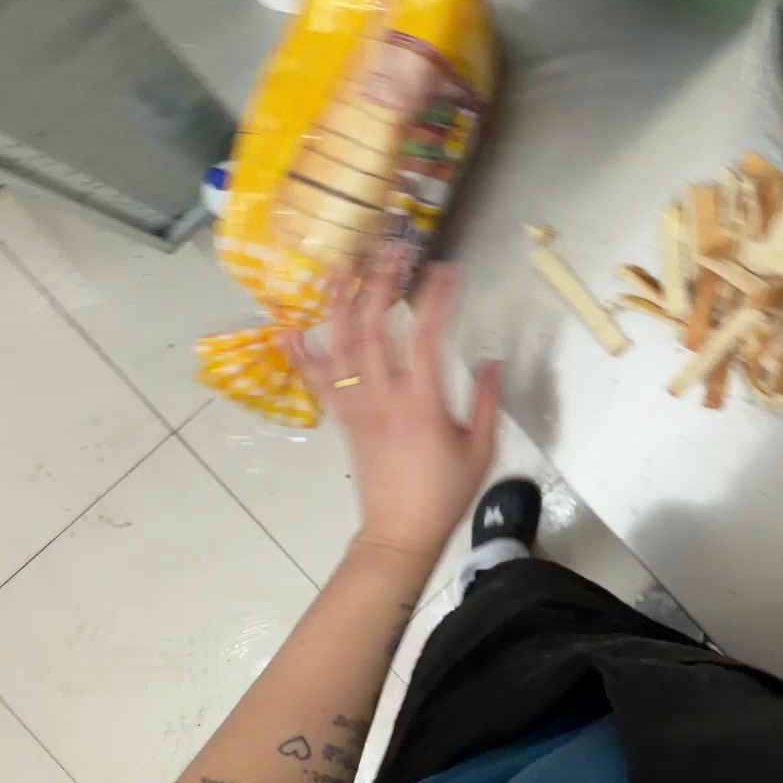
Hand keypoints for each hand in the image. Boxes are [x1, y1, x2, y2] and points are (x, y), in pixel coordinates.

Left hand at [287, 257, 500, 560]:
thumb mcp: (481, 449)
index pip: (426, 336)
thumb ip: (488, 402)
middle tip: (391, 252)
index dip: (436, 298)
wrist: (400, 531)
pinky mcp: (340, 417)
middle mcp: (383, 396)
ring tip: (340, 266)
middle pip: (373, 327)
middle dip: (381, 283)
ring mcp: (355, 406)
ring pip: (338, 344)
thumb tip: (492, 361)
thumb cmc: (446, 492)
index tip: (446, 270)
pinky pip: (315, 378)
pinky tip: (291, 323)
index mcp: (423, 402)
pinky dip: (301, 350)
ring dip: (338, 302)